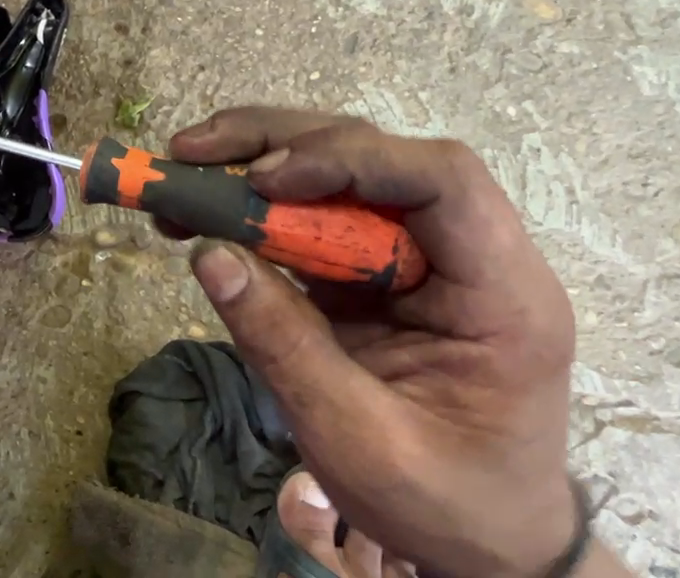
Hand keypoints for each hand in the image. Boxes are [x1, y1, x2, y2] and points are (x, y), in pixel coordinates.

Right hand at [168, 108, 580, 577]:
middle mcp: (462, 253)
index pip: (440, 181)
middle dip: (278, 142)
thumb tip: (208, 253)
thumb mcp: (356, 437)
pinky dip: (248, 203)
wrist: (479, 542)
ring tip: (180, 170)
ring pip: (336, 168)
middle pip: (376, 153)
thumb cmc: (441, 501)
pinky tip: (198, 211)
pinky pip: (308, 211)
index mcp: (499, 294)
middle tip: (189, 151)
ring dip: (253, 160)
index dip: (347, 159)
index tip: (262, 182)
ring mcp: (413, 255)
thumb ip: (283, 343)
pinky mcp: (368, 265)